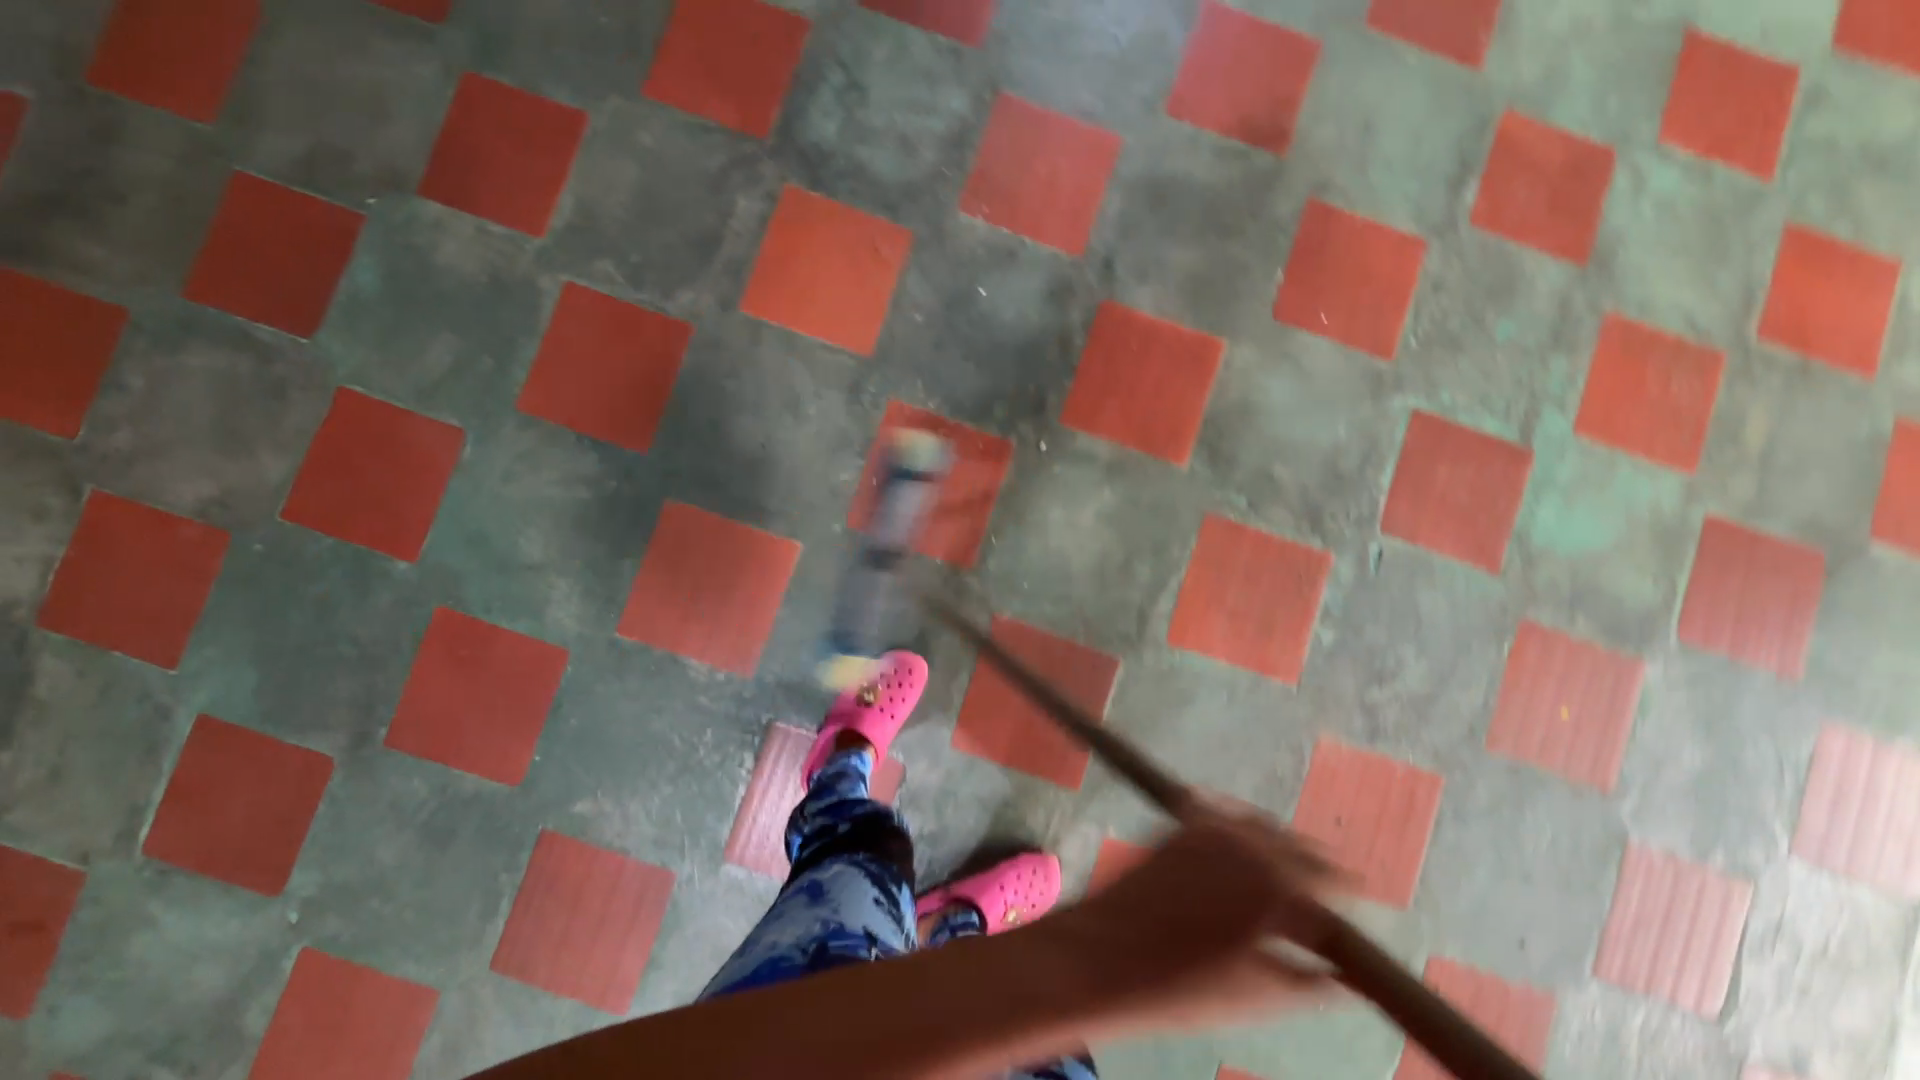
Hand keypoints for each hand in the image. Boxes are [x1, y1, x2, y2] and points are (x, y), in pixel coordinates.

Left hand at [1045, 809, 1350, 1032]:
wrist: (1102, 955)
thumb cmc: (1181, 986)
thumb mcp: (1256, 996)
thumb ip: (1309, 983)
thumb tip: (1343, 979)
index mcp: (1280, 887)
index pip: (1335, 878)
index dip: (1349, 891)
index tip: (1358, 898)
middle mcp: (1250, 845)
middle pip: (1300, 846)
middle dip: (1315, 866)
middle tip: (1322, 887)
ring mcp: (1210, 826)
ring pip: (1262, 825)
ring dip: (1278, 842)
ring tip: (1281, 866)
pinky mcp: (1177, 821)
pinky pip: (1220, 810)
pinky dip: (1236, 824)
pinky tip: (1236, 842)